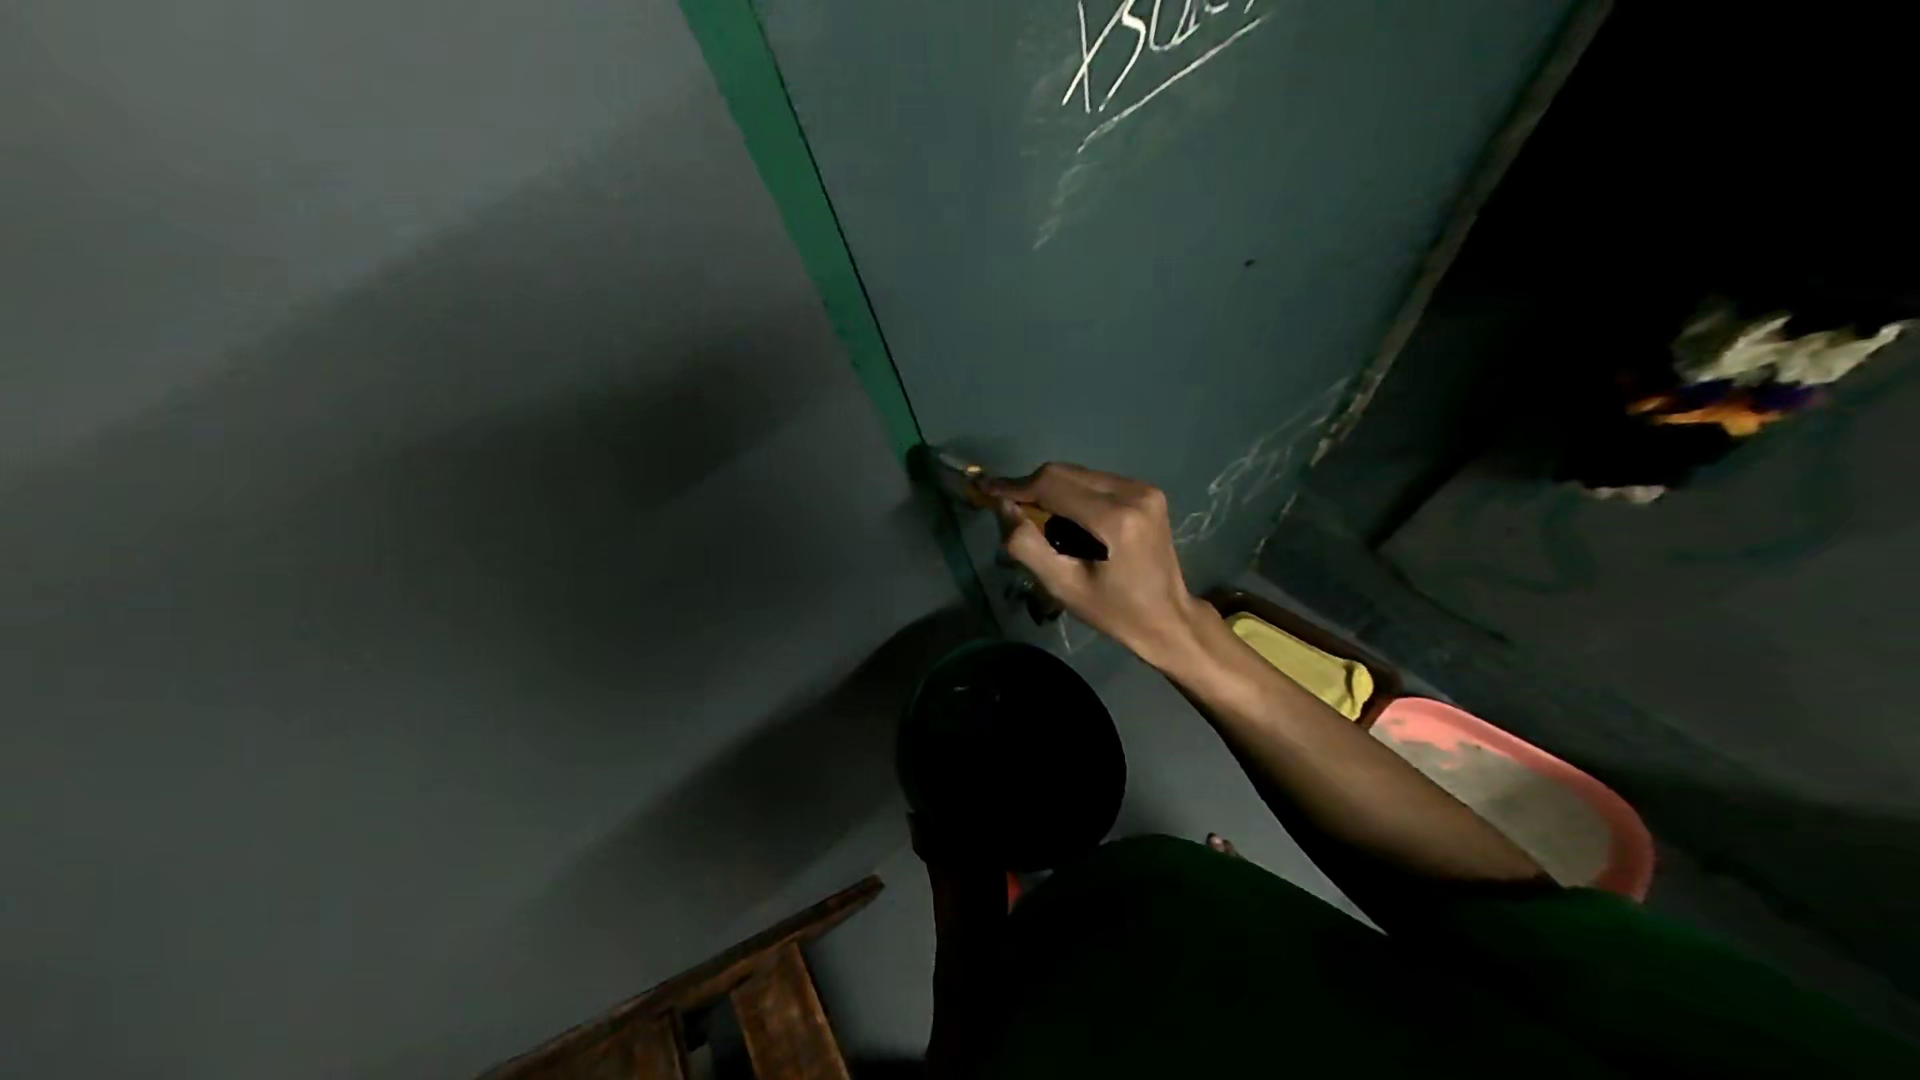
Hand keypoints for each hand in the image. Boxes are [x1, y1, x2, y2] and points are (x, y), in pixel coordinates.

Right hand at [983, 463, 1214, 672]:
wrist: (1169, 617)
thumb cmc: (1114, 611)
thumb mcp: (1063, 587)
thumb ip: (1028, 546)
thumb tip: (1003, 508)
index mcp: (1116, 519)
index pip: (1052, 485)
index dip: (1014, 486)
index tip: (986, 490)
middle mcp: (1134, 493)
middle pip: (1064, 473)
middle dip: (1031, 488)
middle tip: (1009, 511)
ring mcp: (1144, 488)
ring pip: (1079, 474)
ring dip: (1051, 490)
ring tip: (1039, 520)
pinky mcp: (1147, 490)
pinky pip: (1095, 480)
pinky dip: (1073, 493)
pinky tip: (1068, 519)